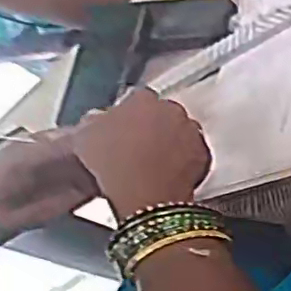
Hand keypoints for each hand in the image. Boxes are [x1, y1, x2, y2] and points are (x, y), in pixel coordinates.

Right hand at [71, 89, 212, 216]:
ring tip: (156, 157)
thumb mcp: (85, 135)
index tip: (126, 122)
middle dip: (155, 123)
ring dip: (173, 139)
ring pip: (182, 131)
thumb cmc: (115, 163)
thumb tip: (99, 120)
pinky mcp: (204, 154)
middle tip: (141, 141)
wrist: (145, 193)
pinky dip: (186, 157)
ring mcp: (192, 132)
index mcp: (144, 100)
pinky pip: (194, 151)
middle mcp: (173, 112)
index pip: (139, 97)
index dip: (131, 111)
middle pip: (165, 113)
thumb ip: (95, 120)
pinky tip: (170, 168)